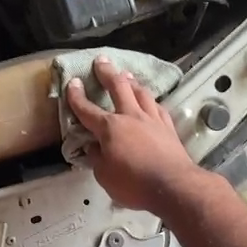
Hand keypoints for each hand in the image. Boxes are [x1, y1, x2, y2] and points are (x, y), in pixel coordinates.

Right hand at [66, 57, 212, 217]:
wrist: (174, 185)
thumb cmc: (134, 184)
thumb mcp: (105, 176)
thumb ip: (97, 158)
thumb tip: (93, 147)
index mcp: (110, 128)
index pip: (87, 109)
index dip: (77, 96)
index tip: (72, 82)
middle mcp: (130, 116)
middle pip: (118, 87)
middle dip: (107, 72)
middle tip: (101, 60)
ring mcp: (152, 119)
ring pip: (140, 92)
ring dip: (131, 81)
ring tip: (126, 74)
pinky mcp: (168, 127)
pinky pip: (158, 107)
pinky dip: (151, 100)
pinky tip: (150, 99)